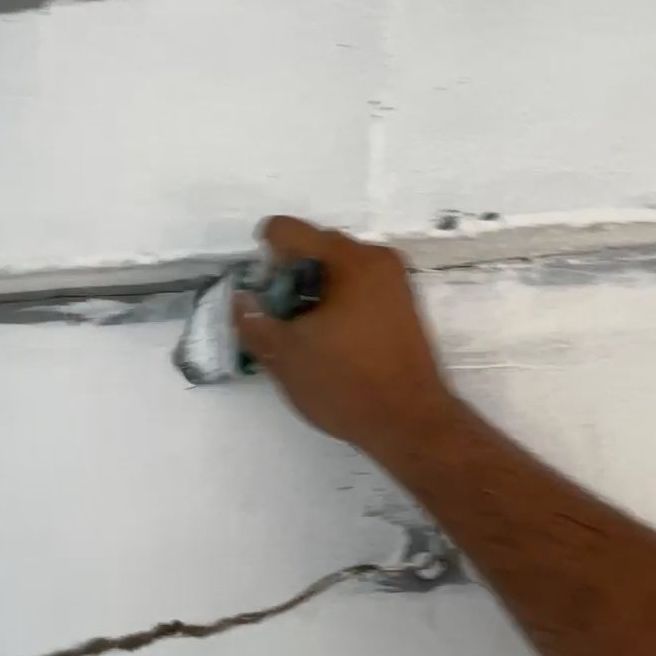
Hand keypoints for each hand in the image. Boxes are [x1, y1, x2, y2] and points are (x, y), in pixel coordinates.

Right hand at [234, 215, 461, 455]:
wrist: (412, 424)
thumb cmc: (348, 385)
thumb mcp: (285, 357)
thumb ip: (254, 322)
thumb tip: (243, 299)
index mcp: (350, 259)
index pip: (289, 231)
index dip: (263, 257)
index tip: (259, 294)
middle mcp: (378, 260)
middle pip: (316, 251)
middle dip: (289, 280)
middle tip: (278, 321)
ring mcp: (397, 285)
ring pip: (339, 275)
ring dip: (313, 297)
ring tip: (302, 337)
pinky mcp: (405, 310)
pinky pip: (361, 293)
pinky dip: (339, 308)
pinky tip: (330, 345)